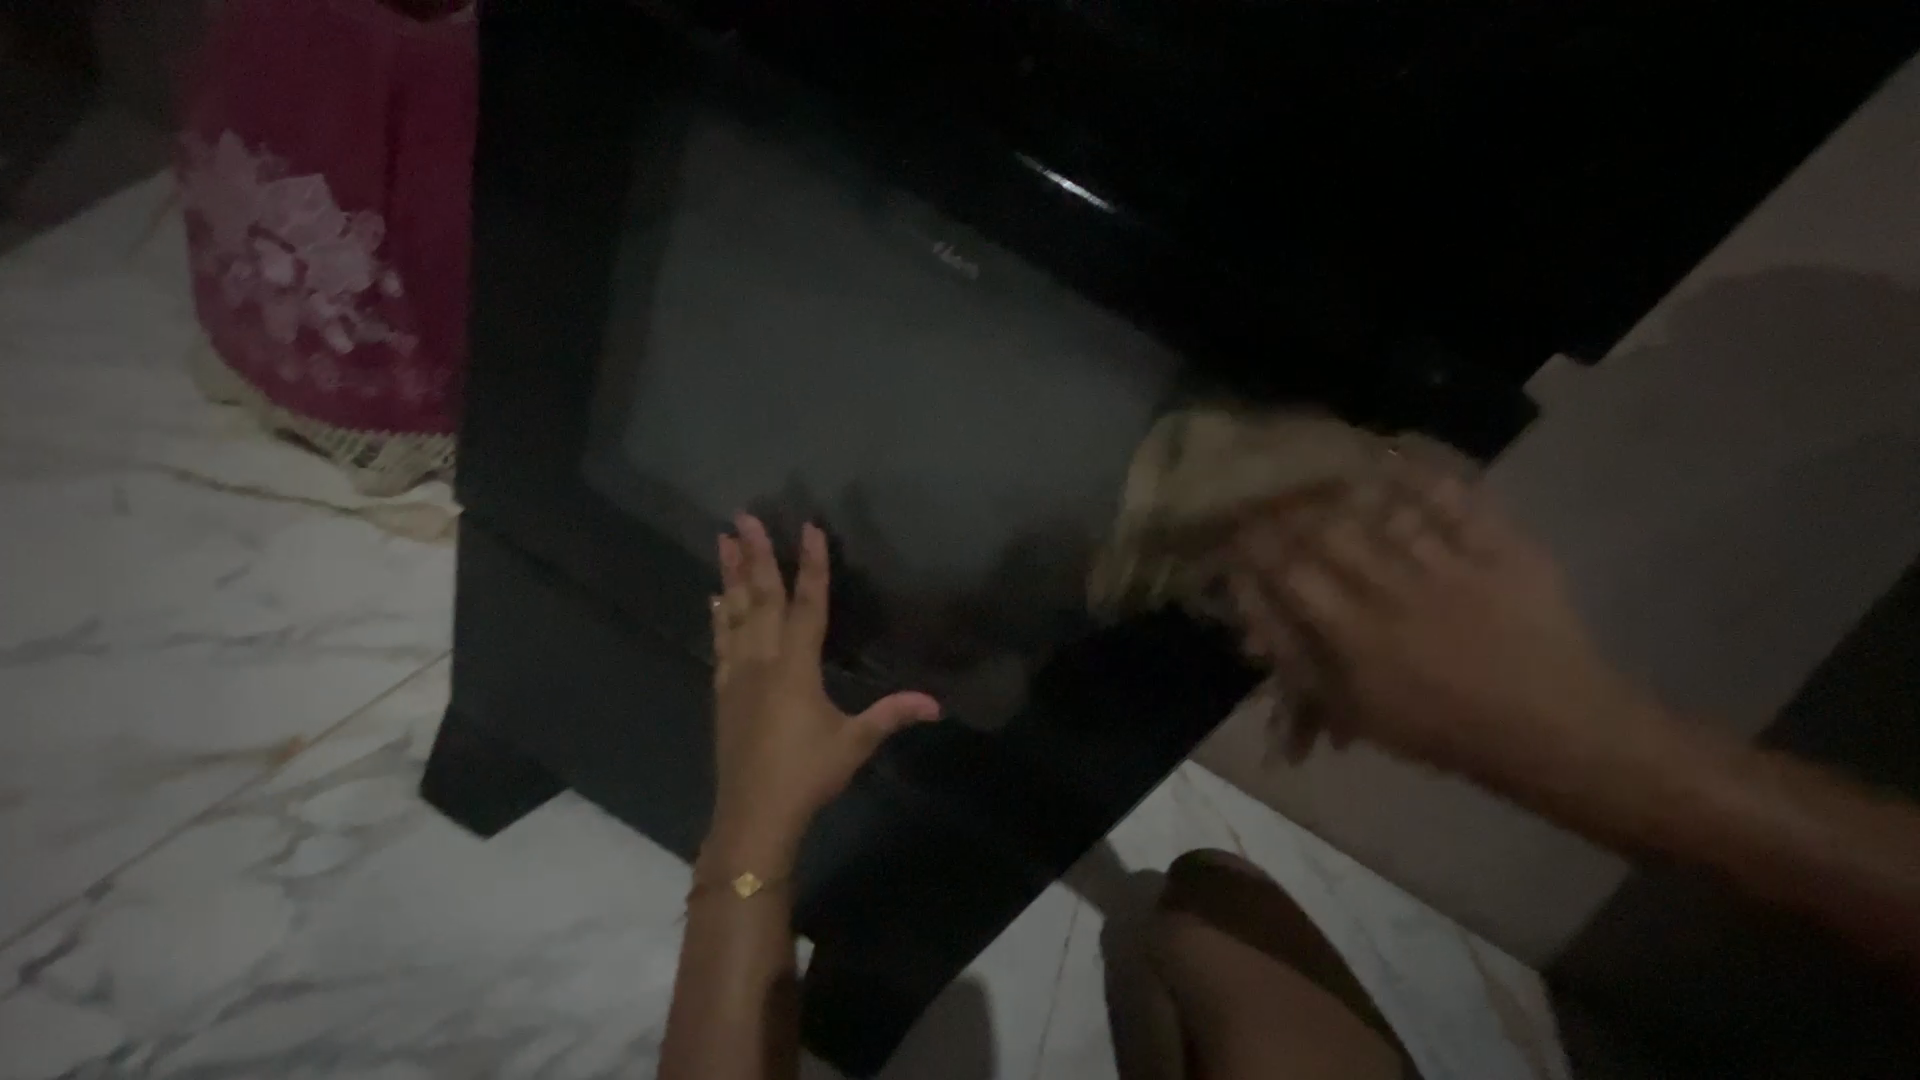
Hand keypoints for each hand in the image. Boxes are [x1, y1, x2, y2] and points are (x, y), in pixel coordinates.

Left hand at [704, 515, 940, 870]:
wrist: (752, 815)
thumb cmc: (807, 775)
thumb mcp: (854, 743)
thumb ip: (891, 715)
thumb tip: (937, 704)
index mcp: (796, 667)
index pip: (808, 605)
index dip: (811, 565)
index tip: (809, 529)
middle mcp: (762, 661)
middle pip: (761, 598)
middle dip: (755, 555)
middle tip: (744, 516)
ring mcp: (737, 675)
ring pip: (734, 614)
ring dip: (731, 575)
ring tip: (723, 540)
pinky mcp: (723, 692)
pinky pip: (720, 643)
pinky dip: (719, 617)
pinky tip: (715, 600)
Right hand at [1228, 458, 1662, 773]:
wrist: (1550, 729)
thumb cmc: (1439, 728)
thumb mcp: (1354, 712)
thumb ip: (1298, 666)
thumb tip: (1252, 626)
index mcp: (1355, 635)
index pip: (1290, 574)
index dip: (1256, 544)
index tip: (1235, 524)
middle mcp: (1394, 591)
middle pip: (1331, 532)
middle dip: (1293, 505)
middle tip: (1271, 485)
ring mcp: (1451, 566)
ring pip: (1386, 510)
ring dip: (1348, 482)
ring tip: (1320, 460)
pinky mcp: (1502, 550)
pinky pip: (1460, 502)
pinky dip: (1427, 472)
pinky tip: (1398, 450)